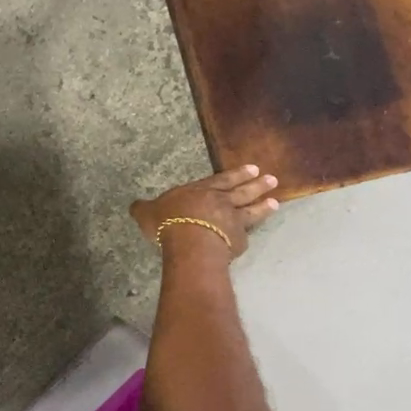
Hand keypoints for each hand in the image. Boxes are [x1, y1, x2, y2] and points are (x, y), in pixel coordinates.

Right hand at [129, 165, 279, 258]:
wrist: (191, 242)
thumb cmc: (168, 222)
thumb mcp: (147, 213)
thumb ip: (144, 209)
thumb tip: (135, 206)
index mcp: (199, 191)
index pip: (221, 179)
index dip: (236, 174)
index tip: (252, 168)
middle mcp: (219, 202)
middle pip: (241, 191)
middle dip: (256, 184)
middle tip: (271, 178)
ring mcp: (232, 221)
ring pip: (250, 210)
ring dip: (262, 206)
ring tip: (275, 201)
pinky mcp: (237, 240)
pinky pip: (245, 234)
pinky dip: (251, 232)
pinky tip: (254, 232)